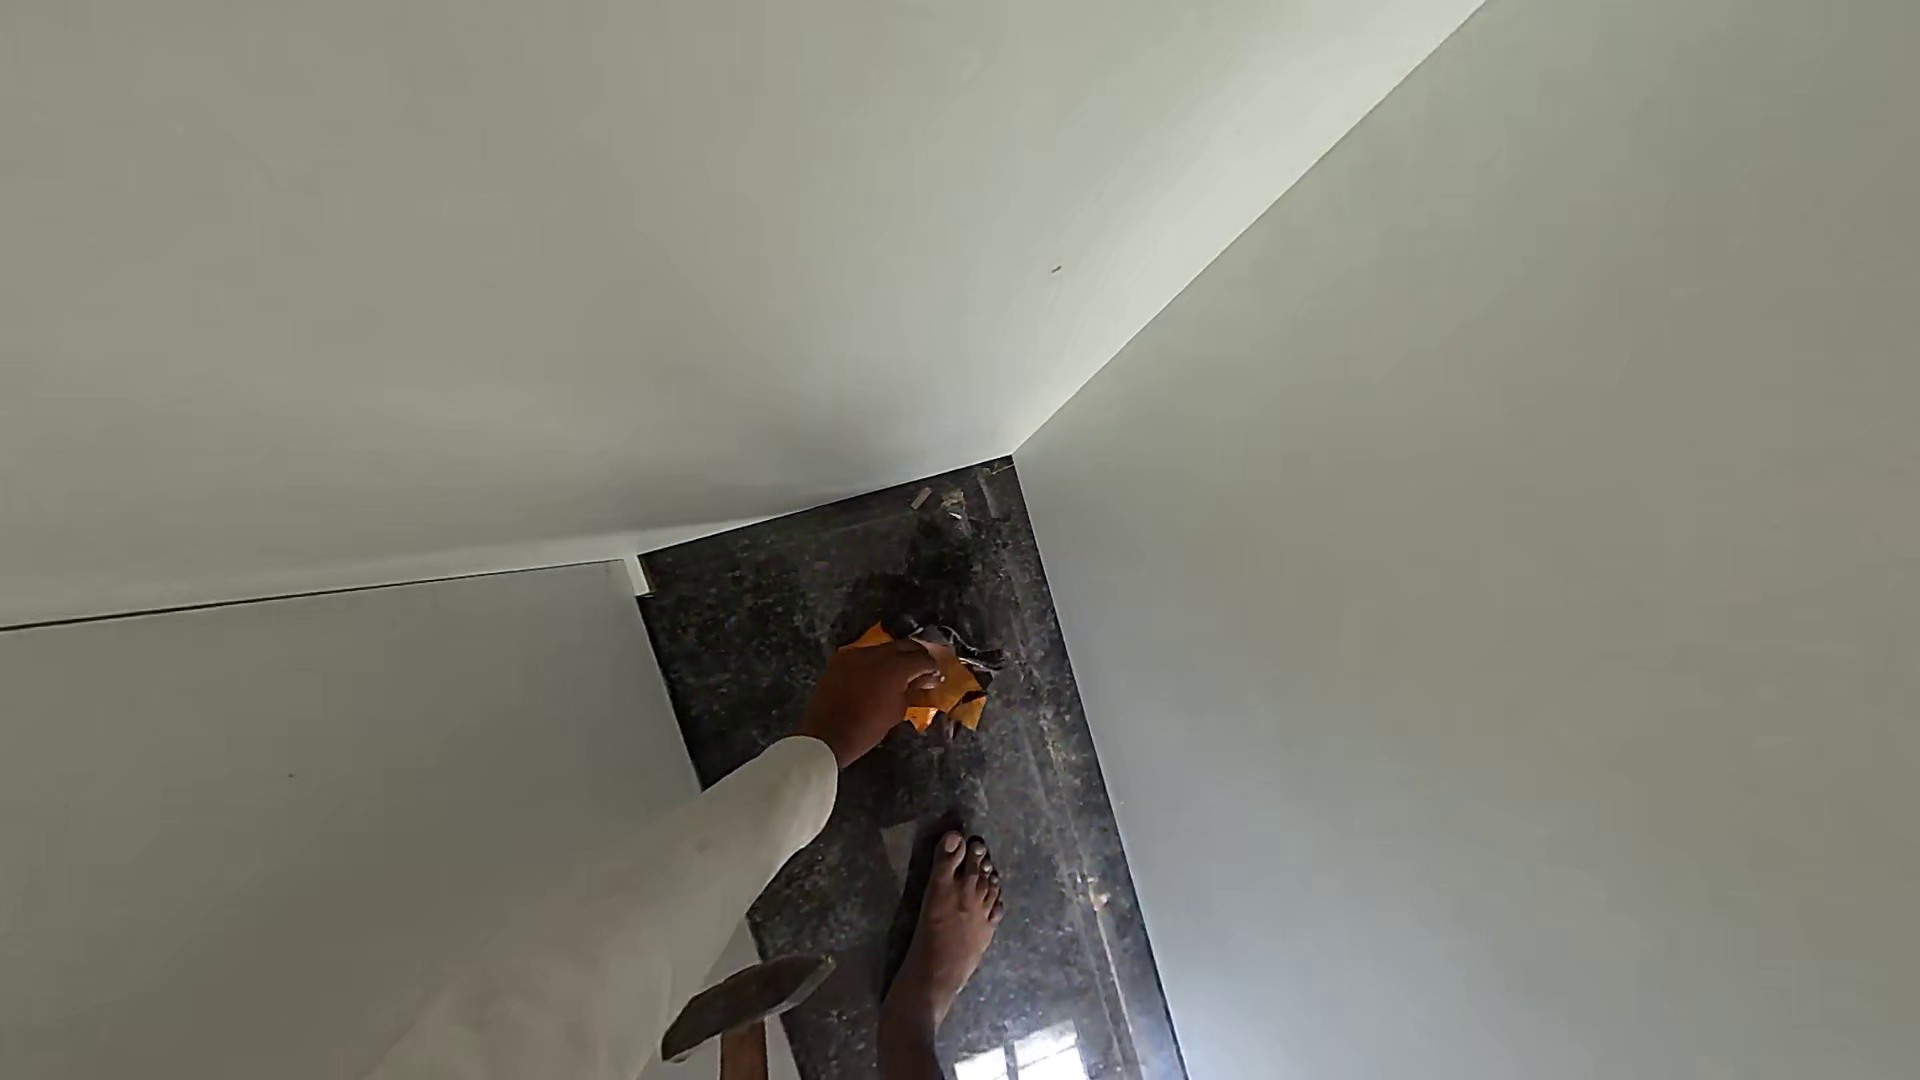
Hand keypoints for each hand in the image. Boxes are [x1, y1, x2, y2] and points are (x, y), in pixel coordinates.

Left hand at [798, 638, 941, 766]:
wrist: (826, 735)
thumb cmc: (867, 728)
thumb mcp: (897, 711)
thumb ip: (912, 689)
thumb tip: (924, 680)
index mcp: (894, 667)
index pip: (921, 658)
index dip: (932, 666)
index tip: (937, 674)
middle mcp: (876, 653)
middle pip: (903, 645)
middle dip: (916, 654)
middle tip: (924, 666)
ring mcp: (856, 654)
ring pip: (883, 648)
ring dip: (895, 656)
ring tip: (902, 669)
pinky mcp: (840, 659)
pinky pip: (864, 654)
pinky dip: (875, 661)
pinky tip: (878, 672)